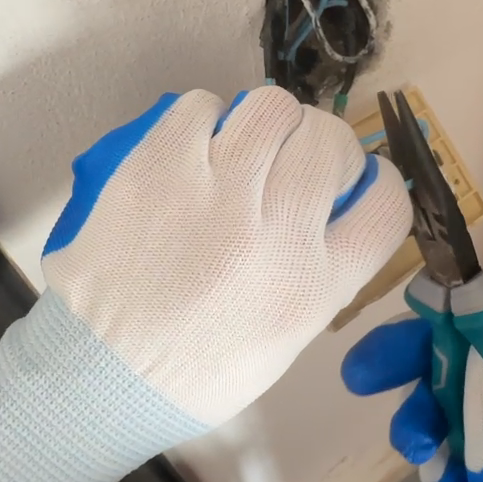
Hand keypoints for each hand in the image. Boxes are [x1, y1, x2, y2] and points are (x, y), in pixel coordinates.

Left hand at [0, 87, 410, 481]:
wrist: (97, 375)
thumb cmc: (194, 368)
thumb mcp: (285, 339)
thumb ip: (319, 273)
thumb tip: (329, 209)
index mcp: (313, 287)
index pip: (385, 206)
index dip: (374, 181)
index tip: (353, 181)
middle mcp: (276, 235)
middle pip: (330, 142)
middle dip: (318, 143)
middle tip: (287, 159)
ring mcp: (215, 194)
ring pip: (273, 108)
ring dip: (265, 121)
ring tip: (241, 146)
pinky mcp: (158, 167)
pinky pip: (202, 106)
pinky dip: (203, 119)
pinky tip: (192, 148)